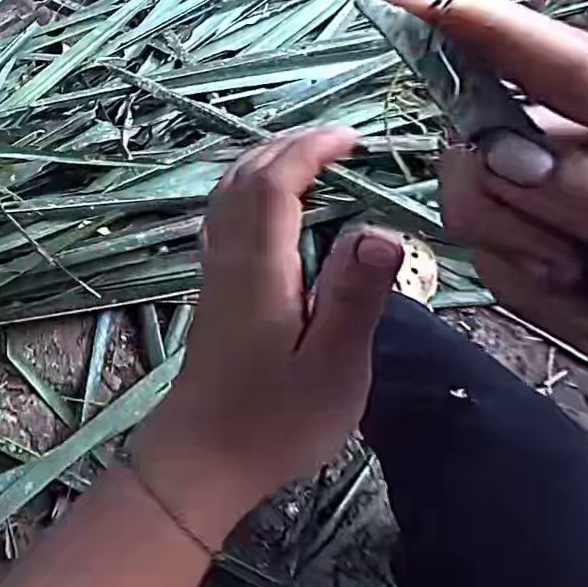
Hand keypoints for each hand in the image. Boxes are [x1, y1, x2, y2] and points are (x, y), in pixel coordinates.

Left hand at [132, 128, 404, 543]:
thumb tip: (381, 230)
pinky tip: (269, 197)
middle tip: (340, 139)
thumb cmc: (275, 418)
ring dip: (266, 160)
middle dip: (290, 146)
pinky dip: (249, 184)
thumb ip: (355, 296)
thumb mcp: (333, 367)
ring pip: (230, 190)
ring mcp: (215, 263)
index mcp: (258, 265)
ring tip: (311, 155)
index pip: (276, 183)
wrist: (206, 448)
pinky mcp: (214, 279)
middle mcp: (228, 252)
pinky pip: (225, 210)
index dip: (310, 150)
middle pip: (247, 176)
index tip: (352, 138)